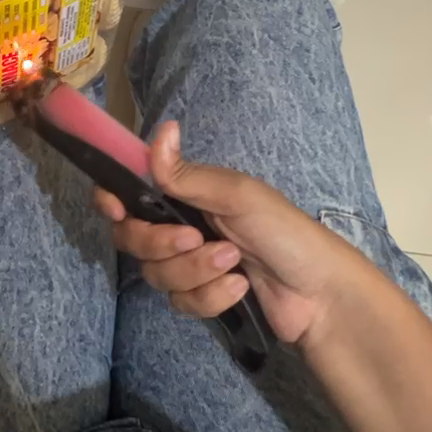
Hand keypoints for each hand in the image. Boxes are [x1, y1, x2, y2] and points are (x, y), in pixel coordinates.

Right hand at [94, 121, 378, 345]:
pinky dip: (209, 297)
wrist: (321, 295)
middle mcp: (178, 225)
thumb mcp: (237, 195)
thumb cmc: (285, 232)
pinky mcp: (200, 298)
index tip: (115, 210)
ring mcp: (187, 265)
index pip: (128, 192)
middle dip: (160, 242)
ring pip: (155, 273)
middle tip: (196, 238)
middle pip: (132, 238)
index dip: (110, 200)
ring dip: (193, 271)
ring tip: (233, 265)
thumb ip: (188, 174)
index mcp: (185, 194)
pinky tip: (239, 290)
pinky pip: (179, 302)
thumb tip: (162, 129)